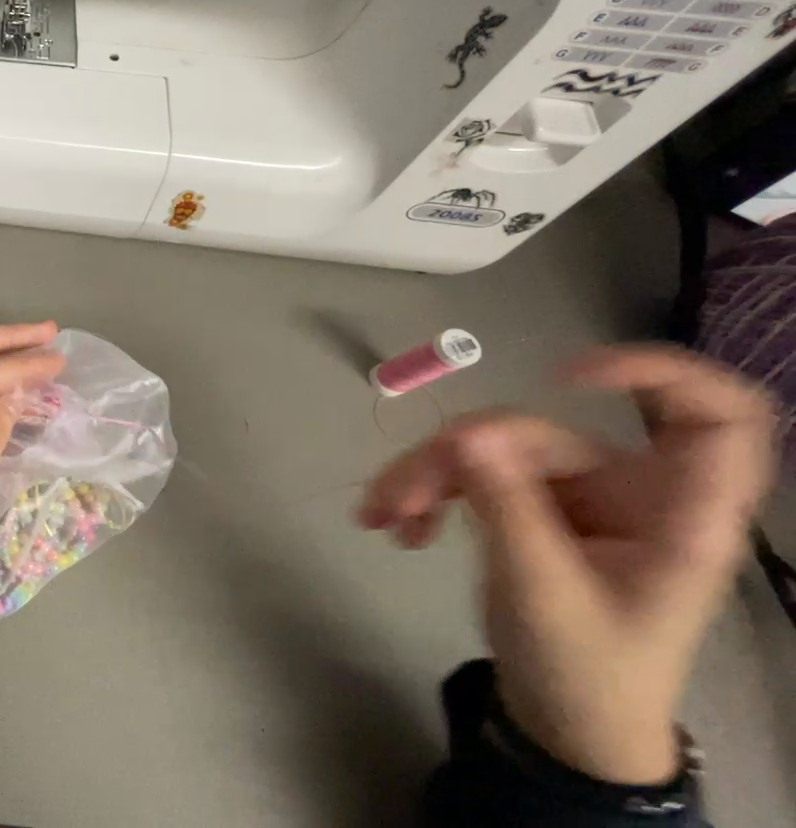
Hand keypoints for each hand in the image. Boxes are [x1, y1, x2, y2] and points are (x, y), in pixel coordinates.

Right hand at [359, 346, 775, 783]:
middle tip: (398, 498)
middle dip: (456, 457)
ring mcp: (575, 496)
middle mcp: (628, 490)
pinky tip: (400, 528)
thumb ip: (508, 509)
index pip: (716, 419)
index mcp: (677, 513)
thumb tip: (466, 433)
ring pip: (487, 449)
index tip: (567, 373)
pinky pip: (468, 473)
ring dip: (424, 476)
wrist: (565, 722)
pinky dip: (427, 494)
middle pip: (540, 435)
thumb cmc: (586, 669)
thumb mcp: (544, 592)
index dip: (660, 376)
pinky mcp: (529, 505)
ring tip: (380, 516)